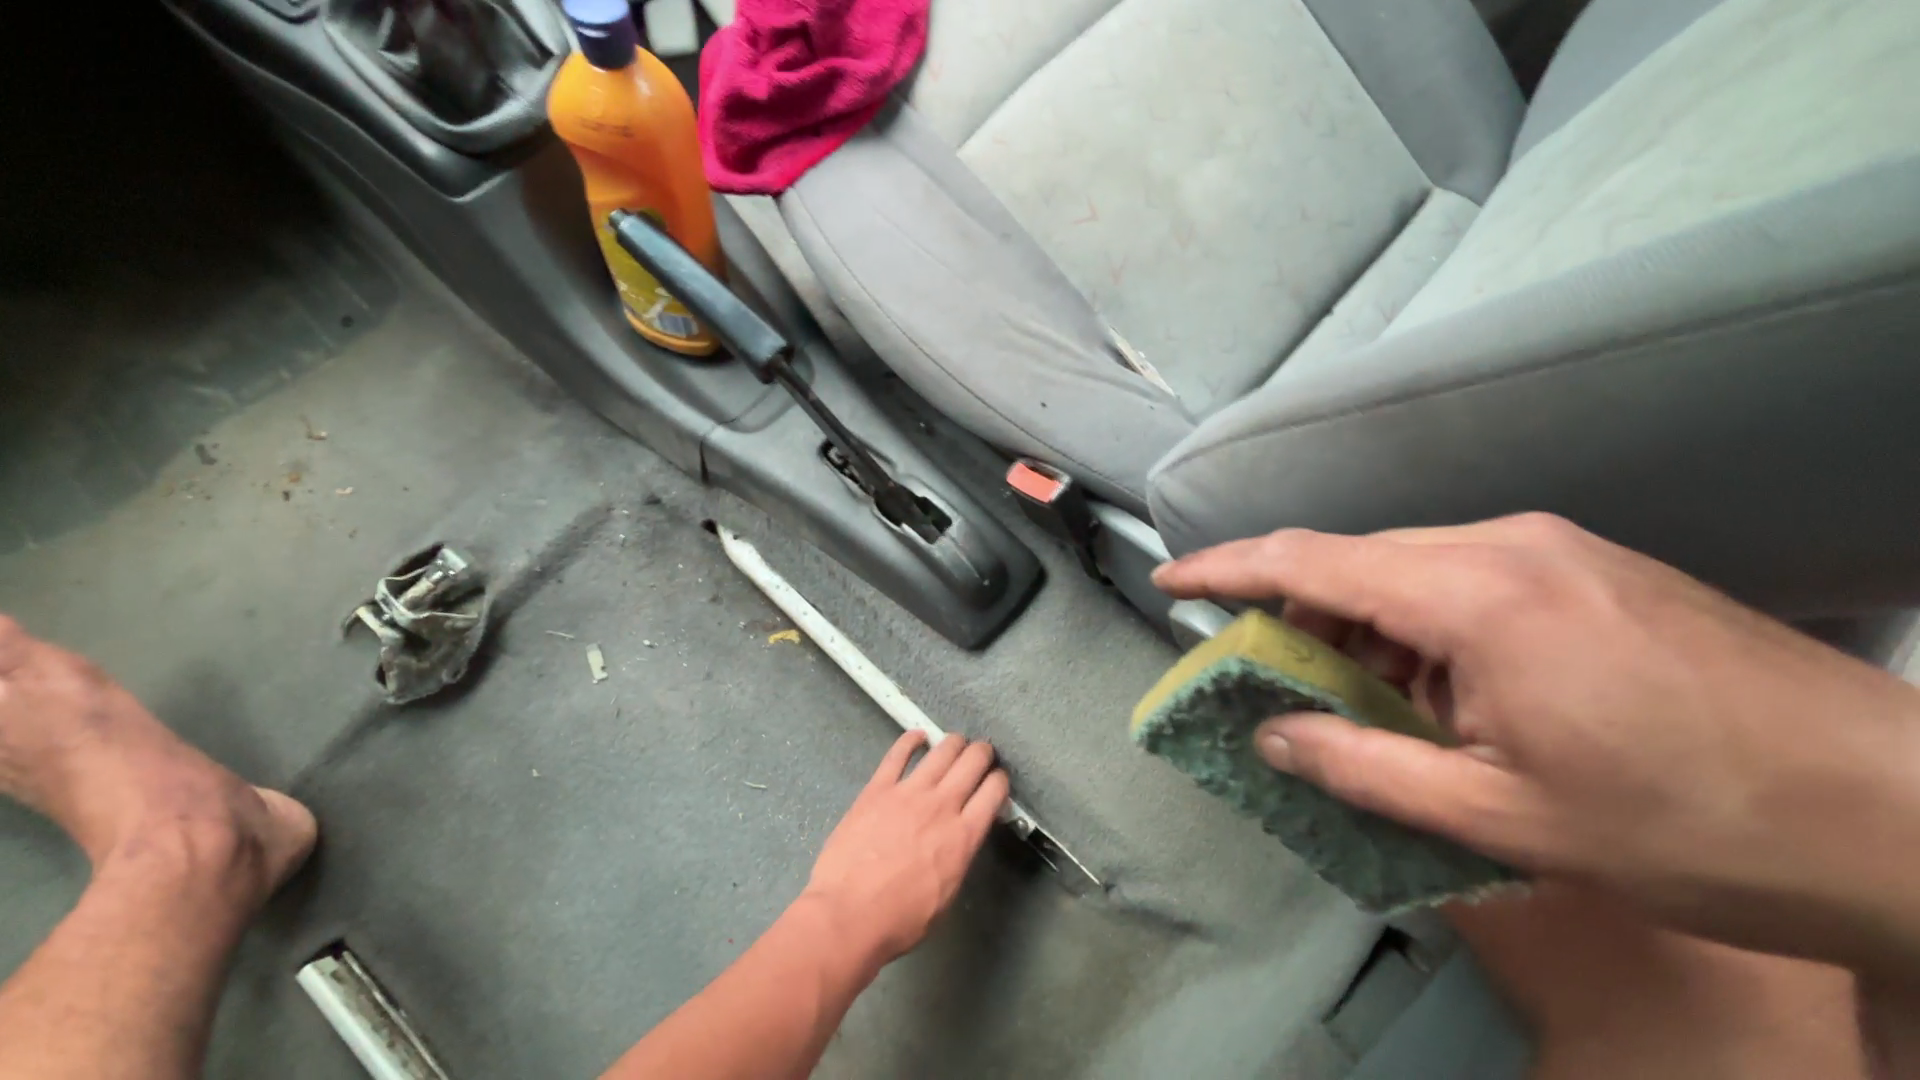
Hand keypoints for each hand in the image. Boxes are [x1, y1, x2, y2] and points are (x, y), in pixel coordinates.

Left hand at [802, 731, 1007, 967]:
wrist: (849, 915)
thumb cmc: (900, 920)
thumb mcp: (946, 895)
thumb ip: (958, 859)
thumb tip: (960, 840)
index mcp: (963, 837)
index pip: (993, 791)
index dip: (1000, 780)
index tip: (996, 781)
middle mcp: (942, 806)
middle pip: (973, 762)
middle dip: (982, 753)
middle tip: (981, 755)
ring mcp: (908, 792)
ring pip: (942, 750)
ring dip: (954, 743)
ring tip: (956, 743)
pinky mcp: (878, 788)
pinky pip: (898, 753)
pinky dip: (911, 740)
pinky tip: (917, 736)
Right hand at [1154, 514, 1919, 974]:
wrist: (1905, 813)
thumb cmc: (1687, 825)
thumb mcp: (1499, 818)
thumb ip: (1361, 768)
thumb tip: (1270, 735)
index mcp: (1473, 596)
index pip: (1309, 560)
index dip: (1226, 570)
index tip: (1168, 581)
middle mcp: (1506, 545)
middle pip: (1357, 560)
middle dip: (1297, 612)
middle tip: (1269, 676)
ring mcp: (1557, 548)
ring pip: (1411, 569)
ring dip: (1364, 626)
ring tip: (1361, 700)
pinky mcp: (1592, 566)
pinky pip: (1467, 577)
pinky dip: (1421, 626)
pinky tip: (1441, 688)